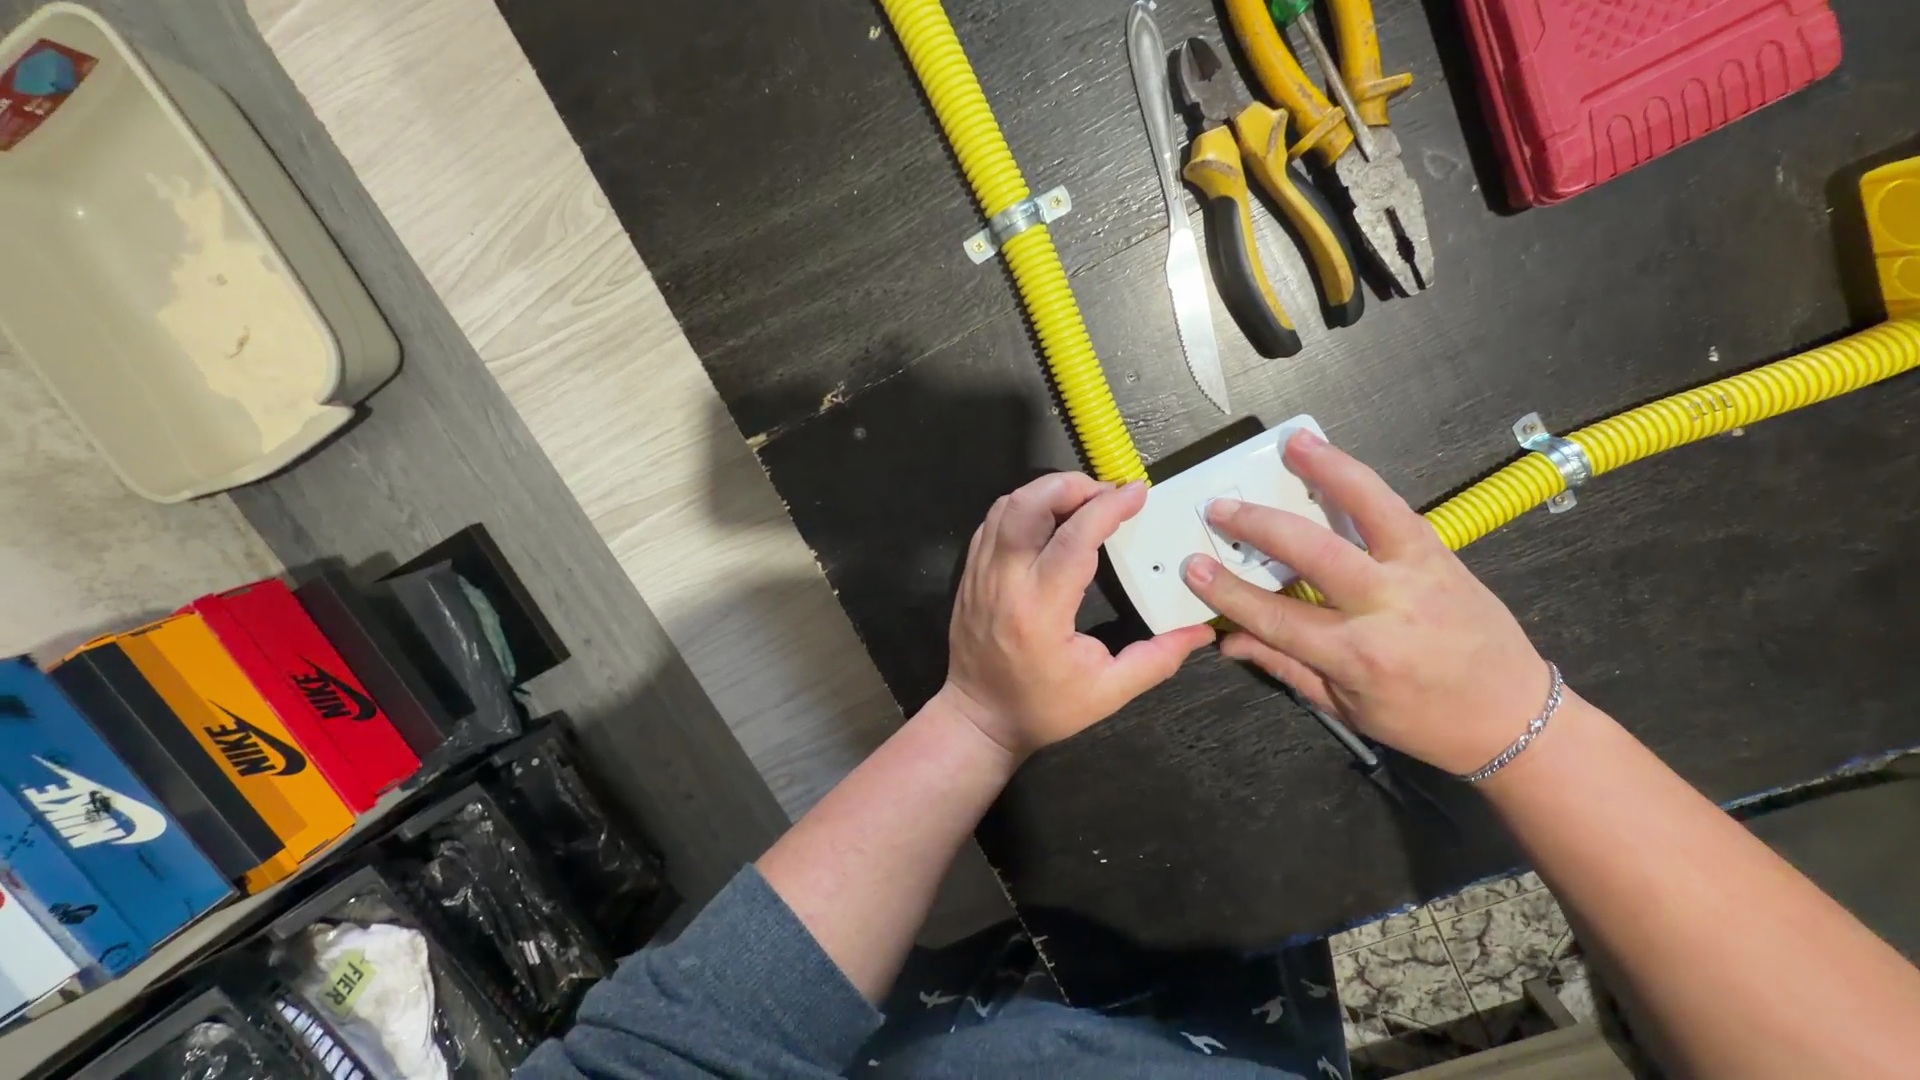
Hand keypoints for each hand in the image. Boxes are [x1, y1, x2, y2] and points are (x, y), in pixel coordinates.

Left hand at [938, 473, 1215, 755]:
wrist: (978, 718)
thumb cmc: (1043, 707)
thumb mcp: (1107, 692)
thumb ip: (1156, 659)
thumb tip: (1201, 631)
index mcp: (1040, 611)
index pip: (1074, 539)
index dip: (1107, 508)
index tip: (1137, 493)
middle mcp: (1004, 583)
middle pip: (1027, 506)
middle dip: (1070, 485)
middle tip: (1105, 493)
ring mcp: (979, 575)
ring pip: (1005, 507)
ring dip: (1045, 492)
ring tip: (1081, 501)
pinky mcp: (969, 574)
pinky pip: (991, 523)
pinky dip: (1022, 508)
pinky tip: (1048, 520)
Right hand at [1181, 430, 1550, 774]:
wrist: (1515, 716)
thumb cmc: (1423, 721)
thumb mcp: (1346, 707)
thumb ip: (1285, 666)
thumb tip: (1229, 639)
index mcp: (1360, 657)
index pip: (1277, 617)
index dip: (1229, 592)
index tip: (1195, 568)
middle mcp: (1389, 609)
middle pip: (1314, 554)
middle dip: (1260, 527)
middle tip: (1219, 508)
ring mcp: (1420, 573)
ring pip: (1369, 511)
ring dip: (1328, 471)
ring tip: (1294, 442)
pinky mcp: (1442, 553)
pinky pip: (1396, 509)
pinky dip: (1361, 480)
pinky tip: (1335, 458)